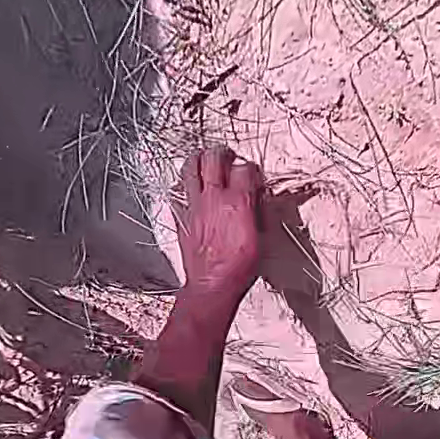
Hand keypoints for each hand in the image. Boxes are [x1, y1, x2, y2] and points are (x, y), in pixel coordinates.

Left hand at [176, 146, 263, 307]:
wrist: (213, 285)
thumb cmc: (237, 269)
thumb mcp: (261, 237)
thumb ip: (259, 211)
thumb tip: (258, 198)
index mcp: (238, 203)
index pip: (245, 168)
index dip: (250, 168)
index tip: (252, 174)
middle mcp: (214, 200)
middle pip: (215, 158)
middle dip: (223, 153)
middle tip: (227, 156)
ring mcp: (195, 206)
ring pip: (191, 167)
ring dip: (199, 159)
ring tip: (205, 159)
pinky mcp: (182, 217)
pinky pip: (178, 190)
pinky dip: (184, 183)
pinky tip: (189, 184)